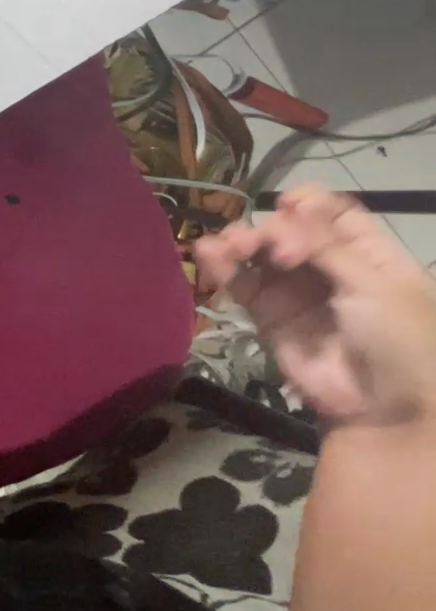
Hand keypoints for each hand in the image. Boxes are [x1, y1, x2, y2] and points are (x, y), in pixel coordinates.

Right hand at [195, 185, 435, 425]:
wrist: (386, 409)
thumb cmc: (403, 343)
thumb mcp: (376, 288)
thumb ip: (326, 245)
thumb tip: (292, 200)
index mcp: (371, 259)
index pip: (335, 216)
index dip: (308, 204)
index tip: (288, 205)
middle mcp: (329, 269)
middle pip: (288, 230)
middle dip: (271, 230)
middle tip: (271, 251)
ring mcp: (294, 290)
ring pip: (257, 251)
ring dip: (239, 242)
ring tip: (229, 250)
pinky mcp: (264, 311)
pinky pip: (238, 281)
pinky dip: (219, 264)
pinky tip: (208, 253)